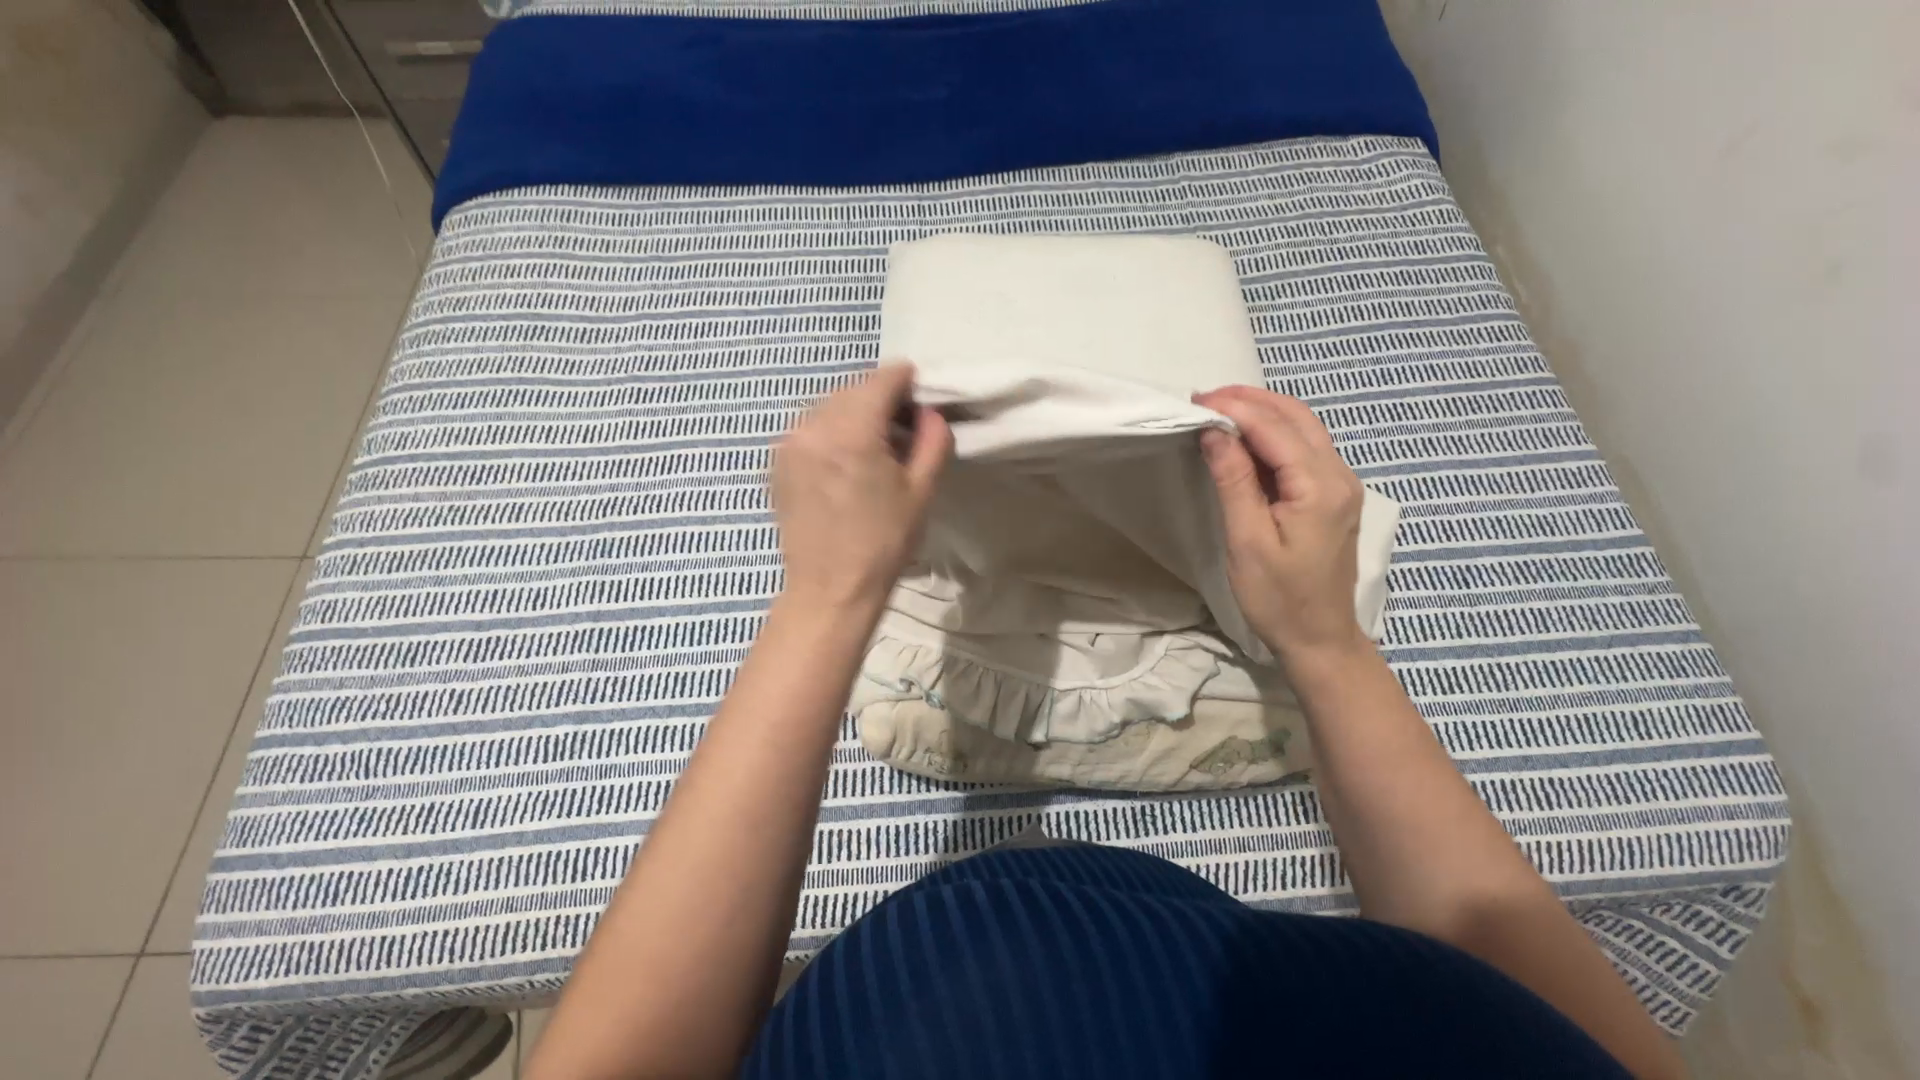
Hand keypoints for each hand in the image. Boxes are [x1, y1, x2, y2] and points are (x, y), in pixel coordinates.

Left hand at [772, 363, 952, 612]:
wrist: (830, 590)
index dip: (909, 384)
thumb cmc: (883, 543)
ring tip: (874, 453)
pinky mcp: (777, 462)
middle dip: (882, 401)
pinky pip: (811, 429)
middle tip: (903, 433)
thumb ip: (932, 439)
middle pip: (855, 389)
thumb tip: (928, 412)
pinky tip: (846, 467)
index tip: (922, 403)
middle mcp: (813, 426)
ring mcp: (789, 443)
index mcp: (852, 430)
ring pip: (830, 407)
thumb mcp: (921, 490)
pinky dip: (831, 434)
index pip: (884, 378)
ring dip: (855, 417)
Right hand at [1193, 385, 1369, 662]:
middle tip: (1203, 400)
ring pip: (1302, 428)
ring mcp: (1341, 485)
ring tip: (1218, 413)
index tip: (1194, 401)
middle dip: (1249, 401)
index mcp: (1320, 486)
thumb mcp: (1247, 541)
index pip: (1274, 428)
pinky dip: (1272, 434)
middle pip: (1295, 416)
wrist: (1319, 639)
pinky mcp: (1333, 496)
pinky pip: (1304, 449)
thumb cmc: (1279, 598)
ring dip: (1262, 413)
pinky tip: (1244, 441)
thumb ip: (1233, 481)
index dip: (1234, 408)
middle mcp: (1339, 476)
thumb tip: (1213, 431)